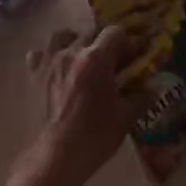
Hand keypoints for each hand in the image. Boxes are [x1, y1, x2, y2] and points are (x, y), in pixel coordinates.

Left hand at [25, 27, 135, 185]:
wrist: (58, 154)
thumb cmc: (95, 135)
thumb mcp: (127, 116)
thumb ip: (141, 96)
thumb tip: (151, 87)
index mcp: (96, 59)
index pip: (115, 32)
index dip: (125, 43)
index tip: (129, 58)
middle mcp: (70, 53)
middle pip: (89, 33)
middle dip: (102, 43)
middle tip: (109, 63)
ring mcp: (48, 62)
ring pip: (61, 37)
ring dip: (74, 42)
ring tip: (81, 59)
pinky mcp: (33, 75)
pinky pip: (39, 54)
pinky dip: (48, 56)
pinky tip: (56, 69)